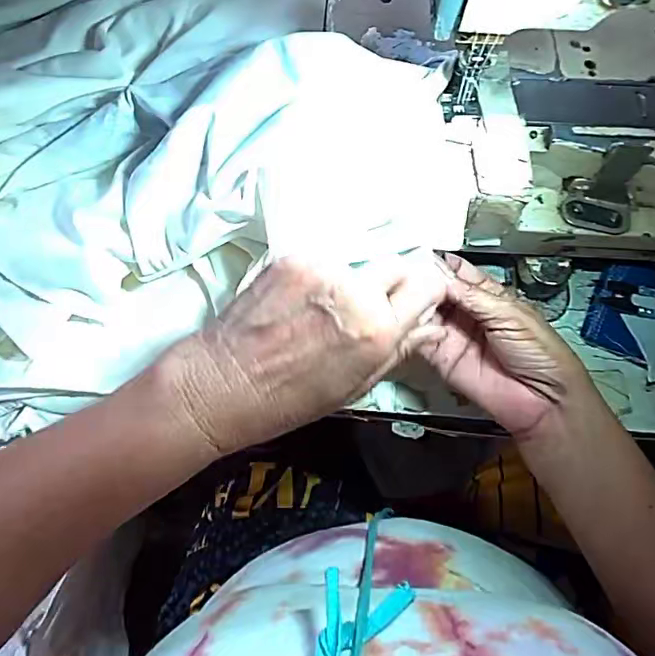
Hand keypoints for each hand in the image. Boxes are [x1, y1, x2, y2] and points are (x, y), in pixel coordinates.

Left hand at [156, 255, 447, 455]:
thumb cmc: (289, 399)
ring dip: (354, 279)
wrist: (222, 383)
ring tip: (326, 307)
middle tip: (369, 304)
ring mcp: (320, 268)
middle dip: (393, 282)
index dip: (424, 293)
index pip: (426, 284)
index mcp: (377, 329)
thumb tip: (432, 326)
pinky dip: (322, 275)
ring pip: (358, 262)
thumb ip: (399, 350)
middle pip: (398, 264)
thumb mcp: (356, 386)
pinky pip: (324, 259)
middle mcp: (355, 290)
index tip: (415, 300)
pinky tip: (302, 299)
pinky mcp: (292, 256)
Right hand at [413, 254, 604, 439]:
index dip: (440, 263)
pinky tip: (408, 318)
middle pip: (436, 290)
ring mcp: (453, 334)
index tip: (422, 256)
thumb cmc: (543, 356)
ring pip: (424, 312)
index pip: (457, 272)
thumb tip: (444, 278)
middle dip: (422, 280)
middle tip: (408, 274)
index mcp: (487, 296)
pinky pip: (420, 339)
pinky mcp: (442, 358)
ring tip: (405, 293)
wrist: (544, 401)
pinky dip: (411, 328)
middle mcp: (467, 313)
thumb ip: (474, 296)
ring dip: (414, 302)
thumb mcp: (511, 315)